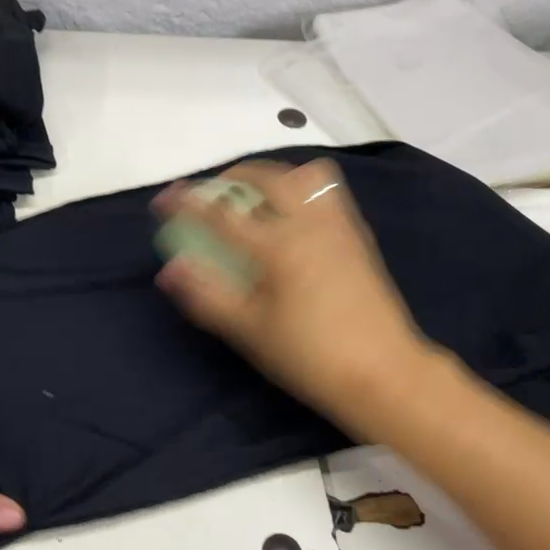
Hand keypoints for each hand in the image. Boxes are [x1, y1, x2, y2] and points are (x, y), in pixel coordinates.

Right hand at [153, 159, 442, 432]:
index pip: (223, 213)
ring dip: (272, 177)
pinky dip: (299, 191)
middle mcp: (310, 223)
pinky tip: (289, 220)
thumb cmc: (309, 357)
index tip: (165, 199)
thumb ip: (207, 296)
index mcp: (279, 246)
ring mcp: (339, 226)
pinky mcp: (358, 237)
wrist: (384, 373)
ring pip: (305, 175)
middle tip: (212, 195)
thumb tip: (171, 269)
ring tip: (254, 199)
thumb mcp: (249, 331)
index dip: (189, 203)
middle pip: (267, 176)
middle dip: (233, 177)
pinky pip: (326, 193)